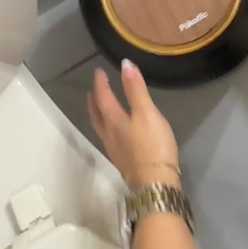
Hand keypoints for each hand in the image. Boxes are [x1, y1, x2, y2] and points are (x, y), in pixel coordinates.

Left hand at [90, 60, 182, 187]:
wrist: (155, 184)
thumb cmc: (152, 145)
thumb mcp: (147, 112)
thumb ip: (136, 89)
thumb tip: (124, 64)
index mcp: (114, 120)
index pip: (103, 97)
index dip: (100, 83)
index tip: (98, 71)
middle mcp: (109, 135)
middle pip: (97, 114)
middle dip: (94, 100)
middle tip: (92, 90)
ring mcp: (115, 150)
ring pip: (101, 127)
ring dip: (99, 114)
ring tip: (100, 107)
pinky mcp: (123, 161)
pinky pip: (109, 137)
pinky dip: (108, 126)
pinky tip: (116, 130)